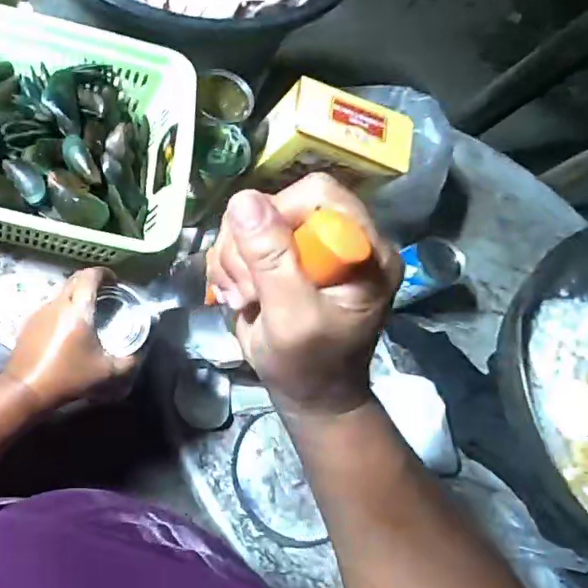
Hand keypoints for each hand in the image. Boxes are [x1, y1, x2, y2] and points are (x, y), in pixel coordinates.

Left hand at [1, 268, 140, 409]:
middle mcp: (57, 303)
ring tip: (87, 313)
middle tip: (104, 295)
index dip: (104, 273)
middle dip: (90, 281)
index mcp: (78, 308)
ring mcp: (39, 311)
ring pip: (60, 294)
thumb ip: (128, 361)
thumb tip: (138, 354)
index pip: (89, 275)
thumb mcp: (106, 372)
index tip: (114, 281)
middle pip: (74, 280)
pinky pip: (49, 308)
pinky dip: (62, 310)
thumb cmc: (69, 376)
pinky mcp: (28, 322)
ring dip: (75, 296)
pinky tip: (67, 329)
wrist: (26, 388)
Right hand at [203, 176, 400, 418]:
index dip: (278, 217)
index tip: (259, 260)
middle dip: (247, 246)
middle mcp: (334, 239)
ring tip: (242, 296)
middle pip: (273, 205)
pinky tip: (236, 294)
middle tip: (246, 288)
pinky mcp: (275, 259)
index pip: (316, 195)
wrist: (305, 392)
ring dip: (232, 260)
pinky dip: (225, 268)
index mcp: (361, 248)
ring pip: (247, 223)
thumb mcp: (293, 315)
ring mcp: (302, 248)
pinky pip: (236, 242)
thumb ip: (273, 260)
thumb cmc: (310, 362)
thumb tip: (244, 200)